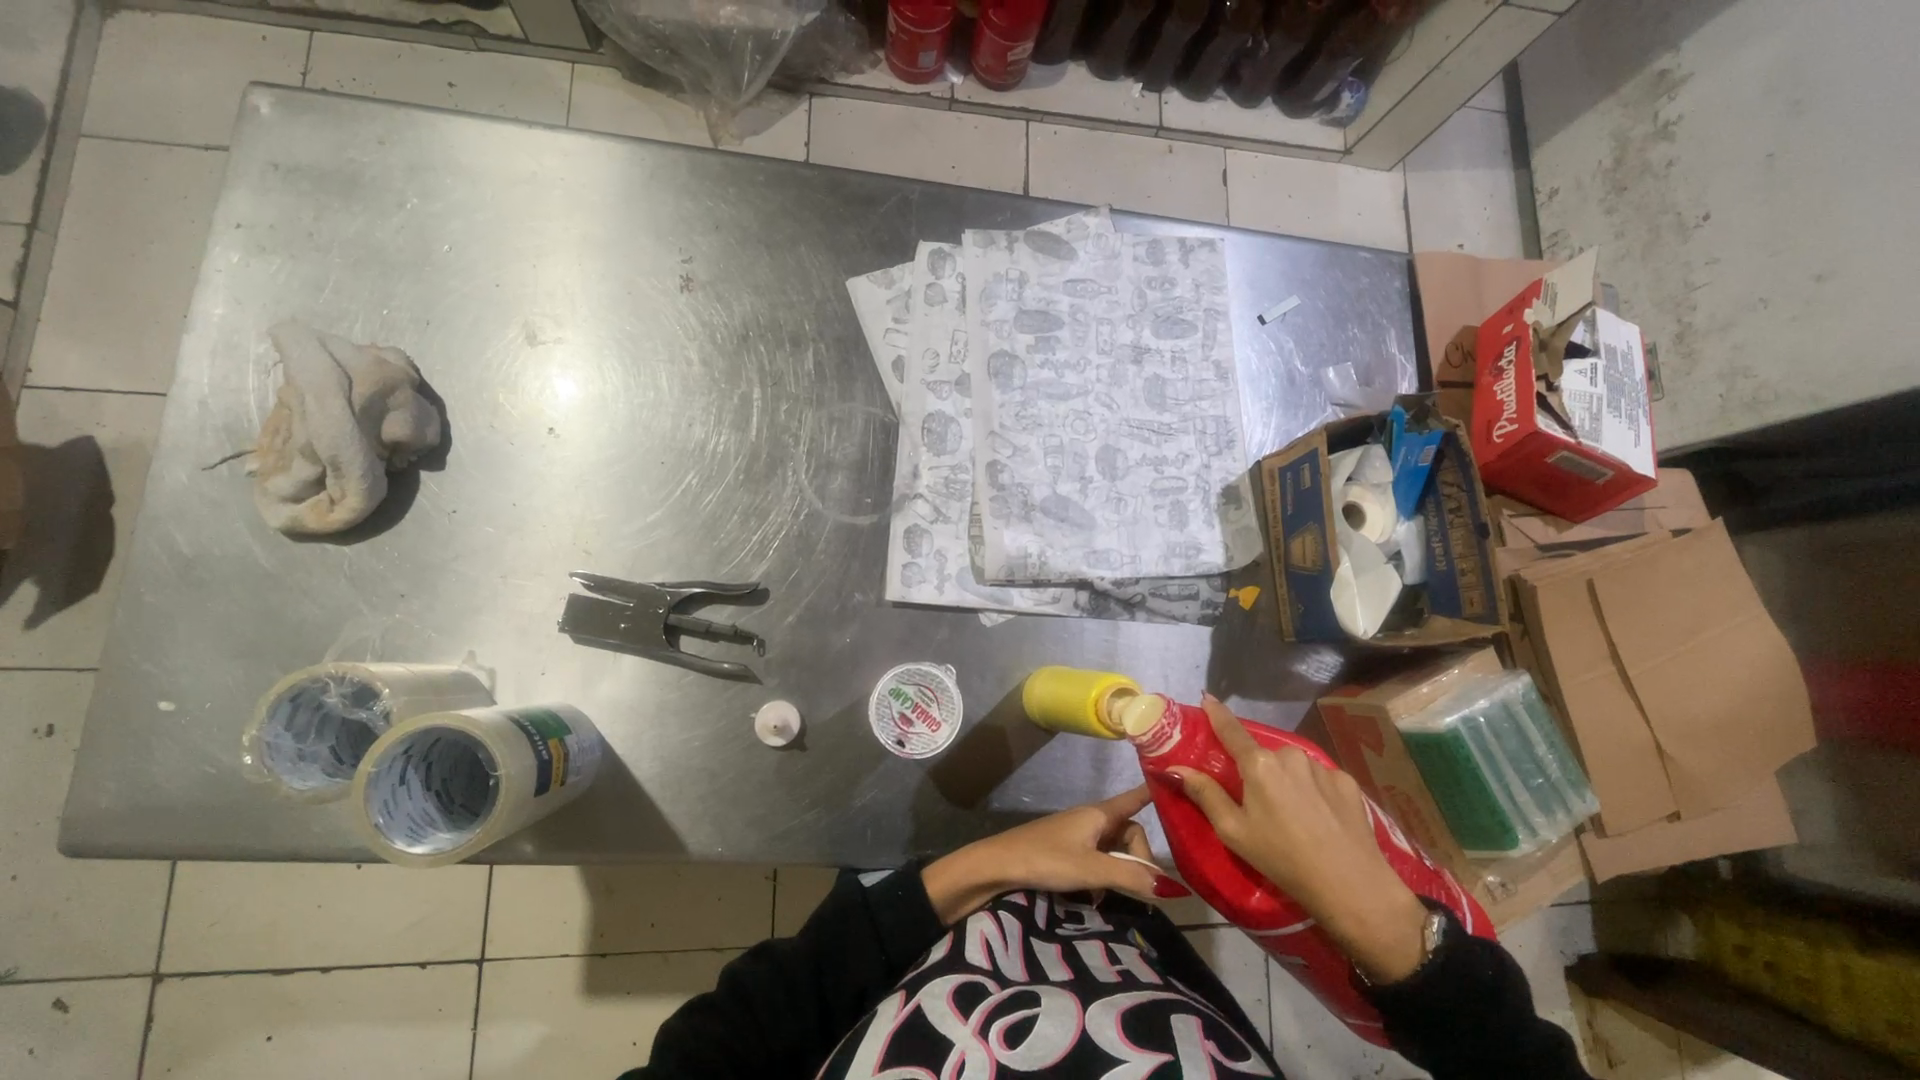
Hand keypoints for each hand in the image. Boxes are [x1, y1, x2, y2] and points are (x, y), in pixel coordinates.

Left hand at [921, 786, 1190, 925]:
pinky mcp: (1065, 852)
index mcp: (1099, 813)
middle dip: (1138, 859)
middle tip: (1138, 887)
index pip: (1136, 798)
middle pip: (1129, 834)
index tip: (1179, 783)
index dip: (1156, 793)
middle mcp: (1091, 819)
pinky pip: (1097, 860)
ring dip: (1119, 872)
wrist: (996, 866)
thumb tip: (1173, 888)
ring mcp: (1077, 835)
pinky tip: (1095, 898)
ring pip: (1113, 850)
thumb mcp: (1092, 870)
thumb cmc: (1044, 859)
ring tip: (1114, 896)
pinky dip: (1102, 877)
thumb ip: (1131, 876)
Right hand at [1170, 695, 1429, 983]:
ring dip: (1286, 780)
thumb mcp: (1233, 832)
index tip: (1207, 698)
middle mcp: (1291, 755)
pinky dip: (1313, 791)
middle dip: (1256, 768)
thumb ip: (1204, 794)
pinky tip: (1318, 818)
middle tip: (1255, 798)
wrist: (1351, 886)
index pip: (1231, 730)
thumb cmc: (1281, 859)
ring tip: (1290, 815)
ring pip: (1293, 766)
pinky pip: (1320, 779)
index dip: (1216, 714)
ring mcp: (1323, 767)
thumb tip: (1174, 768)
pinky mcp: (1348, 782)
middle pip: (1264, 754)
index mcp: (1259, 764)